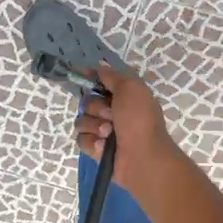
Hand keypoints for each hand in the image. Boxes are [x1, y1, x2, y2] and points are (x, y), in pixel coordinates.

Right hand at [74, 64, 179, 192]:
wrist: (142, 157)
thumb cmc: (139, 120)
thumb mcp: (130, 89)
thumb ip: (112, 77)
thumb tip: (100, 65)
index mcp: (125, 97)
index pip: (102, 82)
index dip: (91, 78)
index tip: (80, 73)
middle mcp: (114, 113)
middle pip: (88, 102)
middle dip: (96, 108)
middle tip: (111, 116)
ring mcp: (104, 132)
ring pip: (82, 121)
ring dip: (94, 126)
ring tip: (108, 134)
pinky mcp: (97, 149)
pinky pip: (82, 139)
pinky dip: (93, 142)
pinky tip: (104, 147)